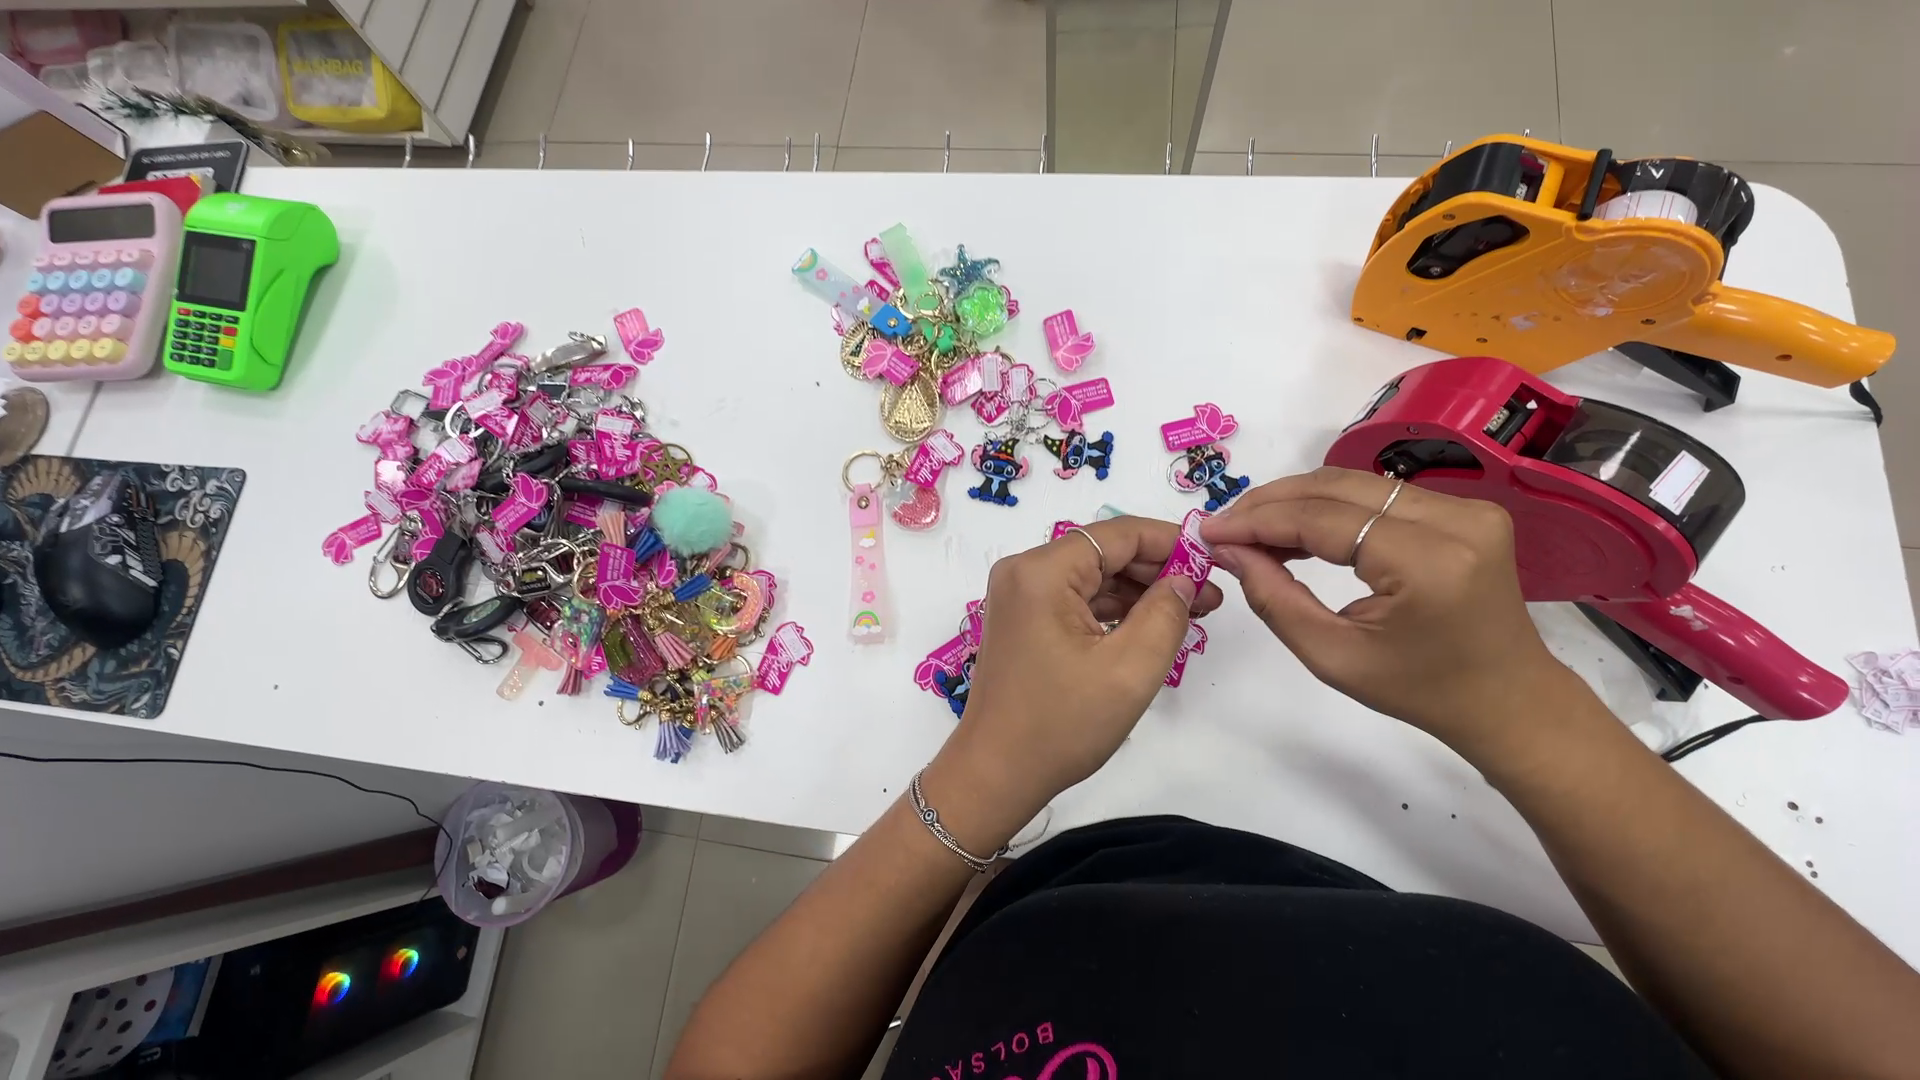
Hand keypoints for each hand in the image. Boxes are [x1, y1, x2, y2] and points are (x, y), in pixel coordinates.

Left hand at [927, 517, 1223, 838]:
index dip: (1169, 542)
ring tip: (1190, 613)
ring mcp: (1018, 597)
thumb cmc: (1062, 724)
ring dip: (1138, 591)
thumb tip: (1184, 580)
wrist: (996, 773)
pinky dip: (1112, 610)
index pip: (1117, 534)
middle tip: (1209, 597)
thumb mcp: (1130, 669)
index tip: (1212, 561)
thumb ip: (1166, 613)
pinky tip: (1149, 626)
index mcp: (1042, 571)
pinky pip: (1074, 599)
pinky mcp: (1022, 620)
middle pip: (1103, 552)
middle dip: (1157, 570)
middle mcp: (1023, 572)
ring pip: (1091, 576)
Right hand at [1199, 467, 1576, 755]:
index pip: (1324, 520)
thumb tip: (1227, 550)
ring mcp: (1467, 509)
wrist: (1506, 699)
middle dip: (1271, 502)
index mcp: (1429, 563)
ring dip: (1296, 500)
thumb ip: (1274, 597)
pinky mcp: (1465, 509)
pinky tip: (1295, 528)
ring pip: (1355, 484)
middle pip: (1339, 488)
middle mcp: (1456, 520)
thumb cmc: (1418, 690)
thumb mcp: (1332, 656)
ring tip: (1250, 528)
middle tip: (1223, 525)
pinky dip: (1328, 506)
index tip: (1208, 531)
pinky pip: (1378, 495)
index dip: (1259, 521)